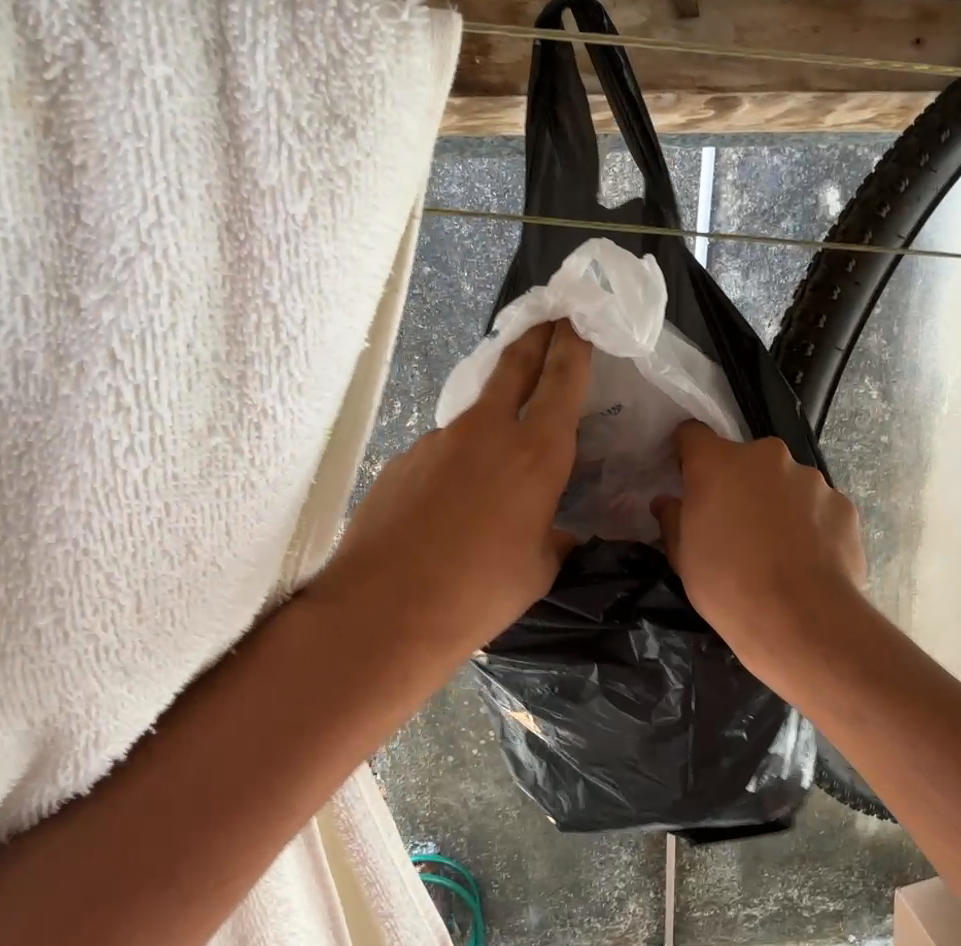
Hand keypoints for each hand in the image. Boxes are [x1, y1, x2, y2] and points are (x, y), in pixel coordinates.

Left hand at [312, 320, 590, 665]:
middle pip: (514, 367)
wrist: (384, 609)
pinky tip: (455, 501)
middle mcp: (487, 433)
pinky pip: (443, 451)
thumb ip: (556, 537)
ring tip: (503, 446)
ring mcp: (438, 442)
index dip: (572, 348)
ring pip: (476, 414)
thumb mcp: (540, 569)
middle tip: (547, 320)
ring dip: (495, 414)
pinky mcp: (403, 461)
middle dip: (535, 339)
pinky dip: (459, 461)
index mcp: (536, 454)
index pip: (561, 383)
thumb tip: (561, 531)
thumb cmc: (480, 592)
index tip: (576, 321)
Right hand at [653, 421, 866, 686]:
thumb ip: (674, 520)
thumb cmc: (727, 585)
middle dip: (741, 486)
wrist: (800, 618)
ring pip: (788, 484)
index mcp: (720, 463)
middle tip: (737, 528)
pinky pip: (820, 509)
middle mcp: (768, 458)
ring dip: (780, 505)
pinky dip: (812, 527)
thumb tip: (668, 502)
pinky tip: (809, 562)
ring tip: (780, 552)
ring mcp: (812, 479)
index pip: (694, 435)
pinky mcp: (844, 506)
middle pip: (747, 461)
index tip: (689, 478)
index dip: (689, 454)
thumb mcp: (683, 558)